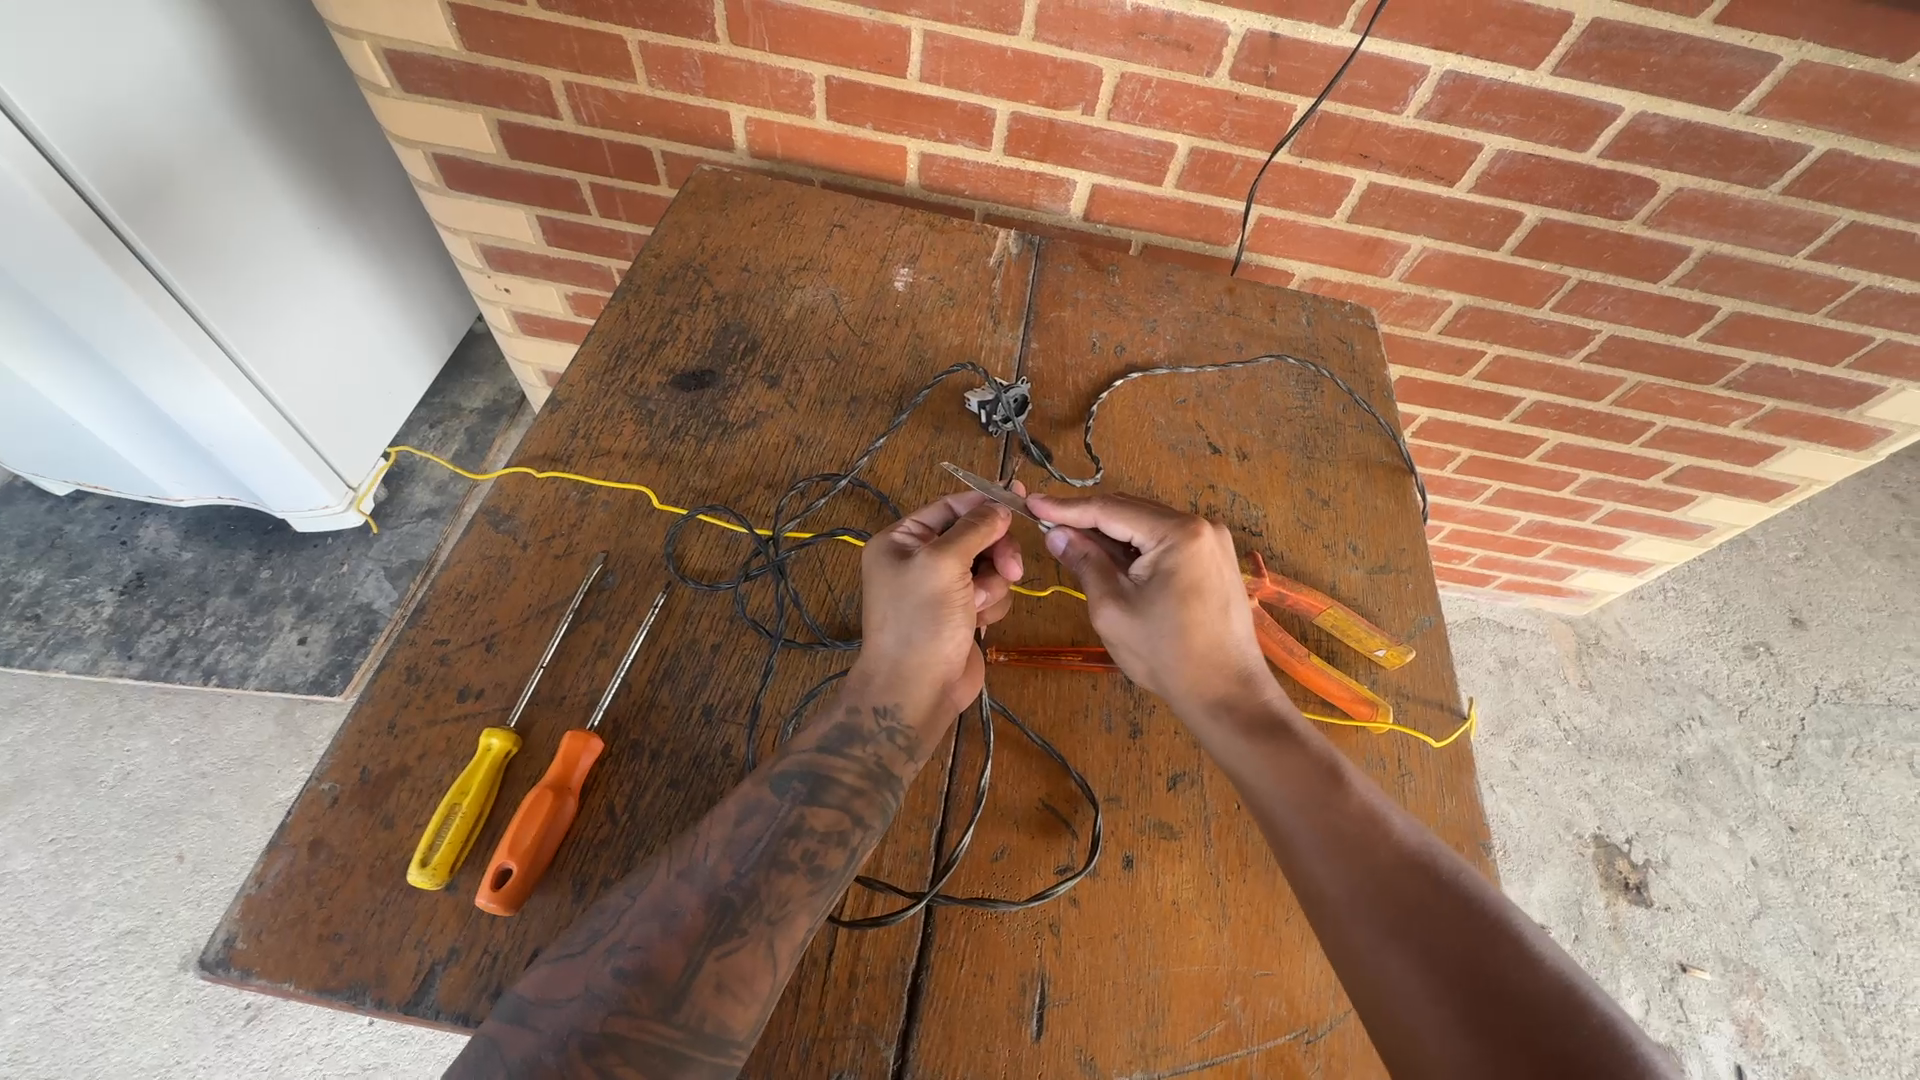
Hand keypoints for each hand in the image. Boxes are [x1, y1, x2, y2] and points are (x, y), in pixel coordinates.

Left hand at [855, 489, 1024, 717]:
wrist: (917, 689)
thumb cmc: (921, 621)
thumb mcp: (943, 563)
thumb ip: (974, 528)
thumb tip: (1000, 506)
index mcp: (902, 540)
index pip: (950, 507)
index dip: (984, 503)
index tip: (1020, 498)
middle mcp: (919, 560)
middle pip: (975, 535)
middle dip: (995, 551)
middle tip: (1010, 568)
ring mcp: (942, 589)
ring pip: (989, 565)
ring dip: (991, 583)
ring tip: (976, 605)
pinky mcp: (962, 613)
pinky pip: (991, 592)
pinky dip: (990, 604)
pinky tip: (978, 623)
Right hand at [1027, 492, 1276, 714]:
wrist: (1226, 693)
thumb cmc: (1166, 655)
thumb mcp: (1112, 608)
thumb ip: (1084, 563)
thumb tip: (1056, 534)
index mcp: (1178, 533)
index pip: (1110, 510)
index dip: (1066, 508)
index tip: (1032, 503)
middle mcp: (1201, 526)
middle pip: (1131, 512)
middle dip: (1087, 520)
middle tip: (1046, 525)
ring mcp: (1212, 542)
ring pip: (1147, 527)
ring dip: (1110, 536)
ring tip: (1072, 544)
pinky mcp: (1215, 560)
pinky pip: (1165, 542)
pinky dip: (1134, 548)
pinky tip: (1109, 560)